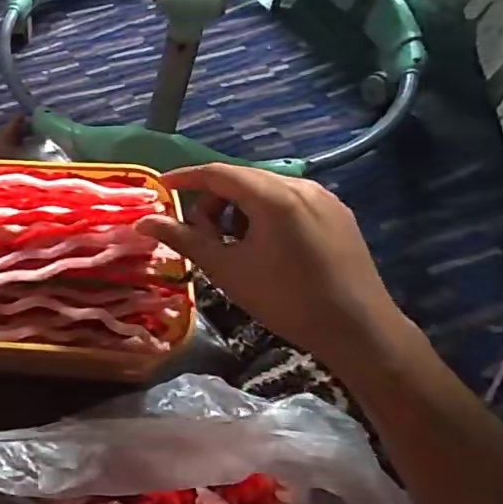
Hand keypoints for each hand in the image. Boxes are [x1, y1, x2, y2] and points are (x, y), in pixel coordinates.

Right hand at [135, 164, 415, 371]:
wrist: (358, 330)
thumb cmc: (285, 301)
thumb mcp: (227, 269)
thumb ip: (185, 239)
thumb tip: (144, 222)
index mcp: (273, 197)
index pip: (218, 173)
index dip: (185, 178)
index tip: (162, 188)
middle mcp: (301, 186)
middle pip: (242, 179)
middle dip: (214, 200)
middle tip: (200, 233)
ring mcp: (324, 197)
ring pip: (266, 190)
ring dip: (240, 208)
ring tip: (235, 245)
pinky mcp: (338, 213)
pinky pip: (290, 200)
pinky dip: (266, 213)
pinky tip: (265, 246)